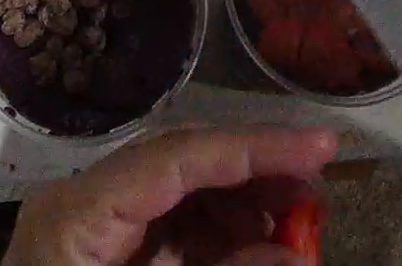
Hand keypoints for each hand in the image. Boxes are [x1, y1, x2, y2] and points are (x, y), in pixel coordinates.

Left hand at [5, 127, 337, 265]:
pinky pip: (175, 226)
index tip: (322, 147)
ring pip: (184, 189)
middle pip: (183, 160)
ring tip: (294, 226)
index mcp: (79, 211)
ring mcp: (96, 224)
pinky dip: (221, 235)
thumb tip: (296, 256)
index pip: (179, 155)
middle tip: (317, 188)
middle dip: (253, 170)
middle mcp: (87, 199)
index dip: (255, 147)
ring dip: (242, 203)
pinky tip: (257, 248)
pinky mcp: (109, 250)